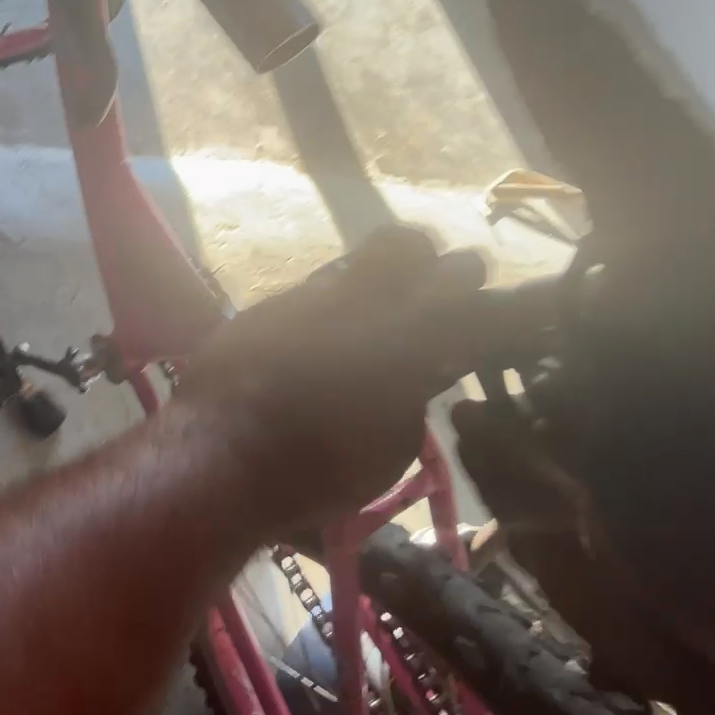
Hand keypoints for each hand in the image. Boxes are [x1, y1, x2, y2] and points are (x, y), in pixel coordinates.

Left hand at [178, 226, 485, 534]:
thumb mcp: (392, 445)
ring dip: (374, 285)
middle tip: (433, 307)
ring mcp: (300, 296)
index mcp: (402, 333)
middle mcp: (352, 298)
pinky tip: (319, 345)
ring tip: (373, 327)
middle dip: (428, 268)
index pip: (466, 296)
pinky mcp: (262, 306)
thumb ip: (414, 393)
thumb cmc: (319, 469)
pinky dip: (327, 311)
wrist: (216, 454)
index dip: (492, 304)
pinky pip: (309, 292)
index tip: (498, 317)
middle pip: (405, 245)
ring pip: (351, 264)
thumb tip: (423, 370)